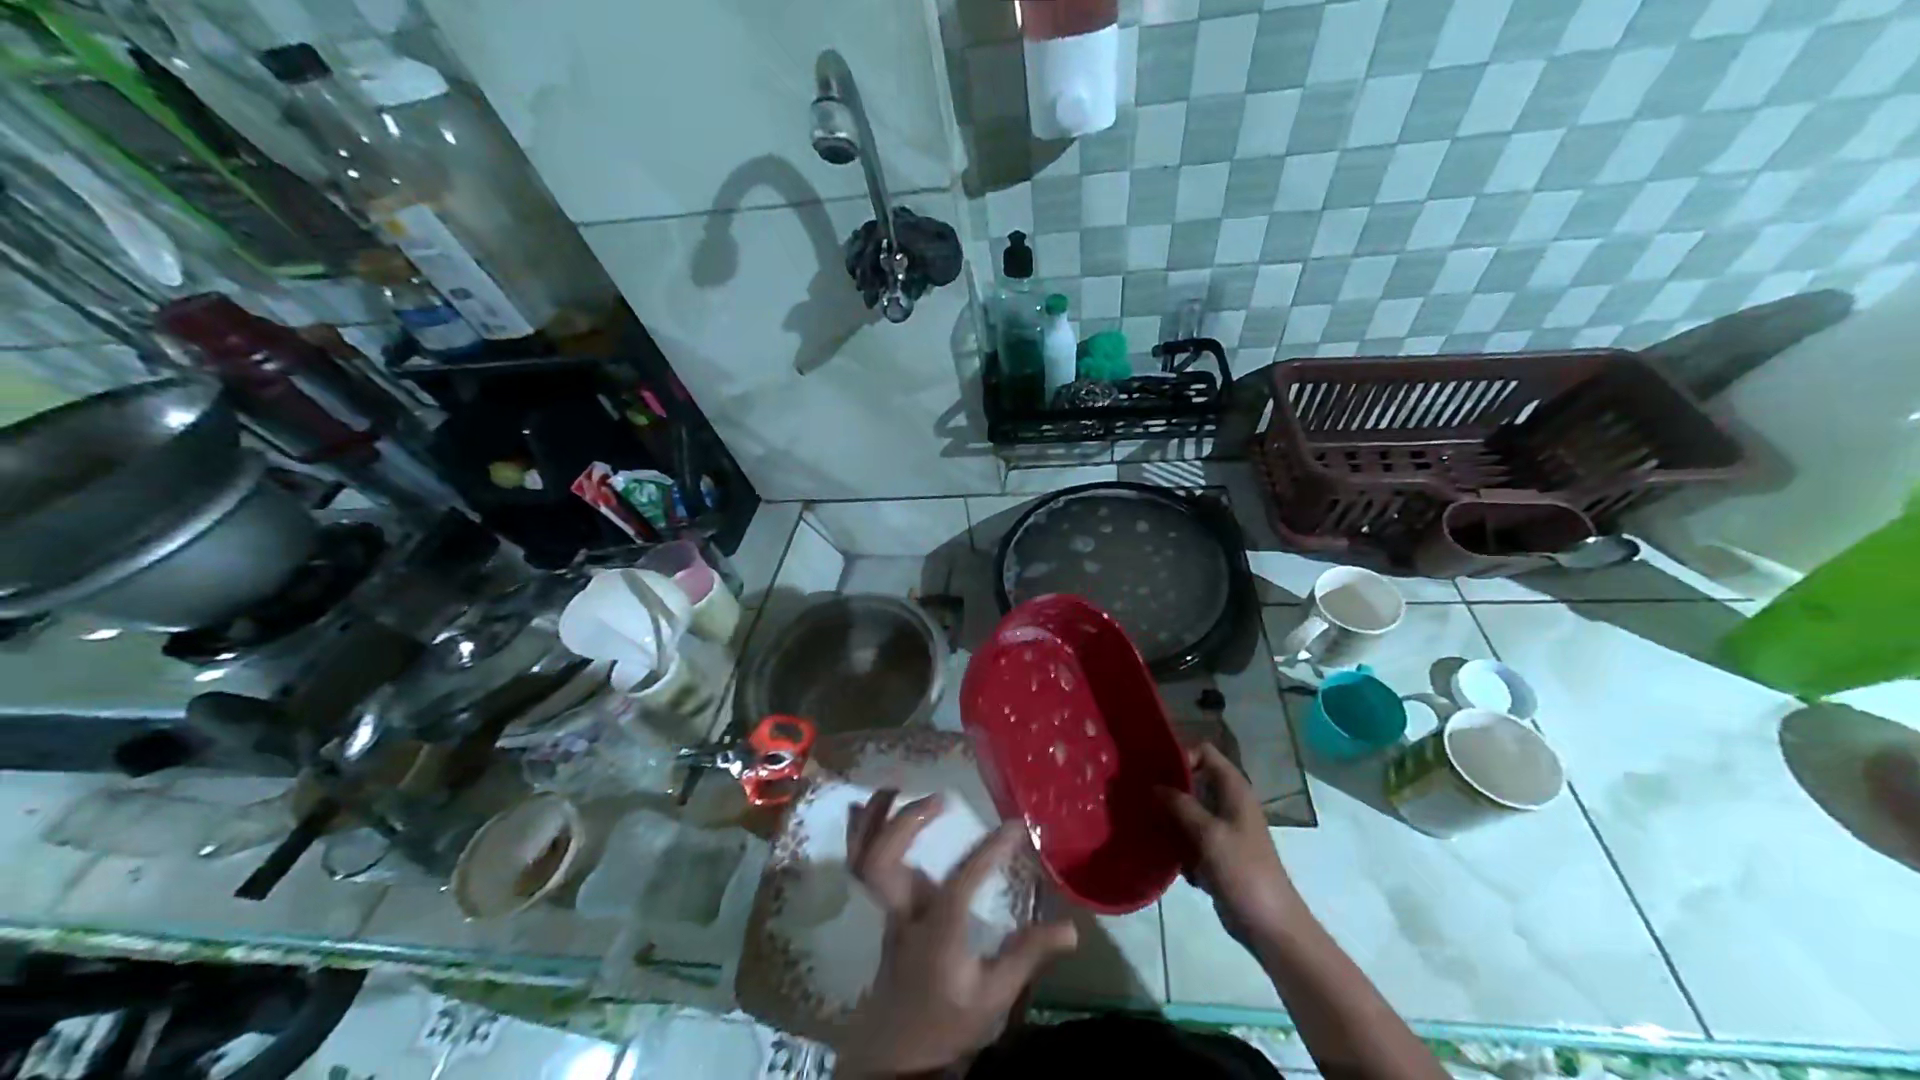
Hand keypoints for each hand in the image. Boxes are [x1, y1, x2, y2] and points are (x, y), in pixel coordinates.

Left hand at [837, 790, 1078, 1076]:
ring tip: (894, 787)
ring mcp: (884, 911)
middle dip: (907, 824)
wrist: (898, 1051)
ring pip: (863, 860)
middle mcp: (903, 914)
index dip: (990, 850)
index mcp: (937, 932)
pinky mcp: (878, 910)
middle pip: (885, 863)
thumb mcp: (994, 996)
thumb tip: (1071, 929)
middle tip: (939, 799)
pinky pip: (858, 865)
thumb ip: (1027, 956)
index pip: (962, 881)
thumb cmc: (948, 1020)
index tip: (1014, 825)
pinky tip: (865, 808)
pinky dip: (858, 834)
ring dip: (875, 821)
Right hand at [1161, 744, 1311, 948]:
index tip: (1153, 770)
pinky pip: (1188, 835)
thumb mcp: (1208, 833)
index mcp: (1234, 789)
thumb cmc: (1243, 870)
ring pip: (1187, 809)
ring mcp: (1222, 828)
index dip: (1180, 754)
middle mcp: (1228, 802)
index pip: (1205, 752)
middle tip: (1138, 792)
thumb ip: (1180, 804)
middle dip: (1167, 785)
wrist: (1268, 923)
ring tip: (1142, 818)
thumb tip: (1154, 786)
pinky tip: (1159, 848)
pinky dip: (1175, 840)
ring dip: (1168, 814)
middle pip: (1193, 780)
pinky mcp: (1215, 852)